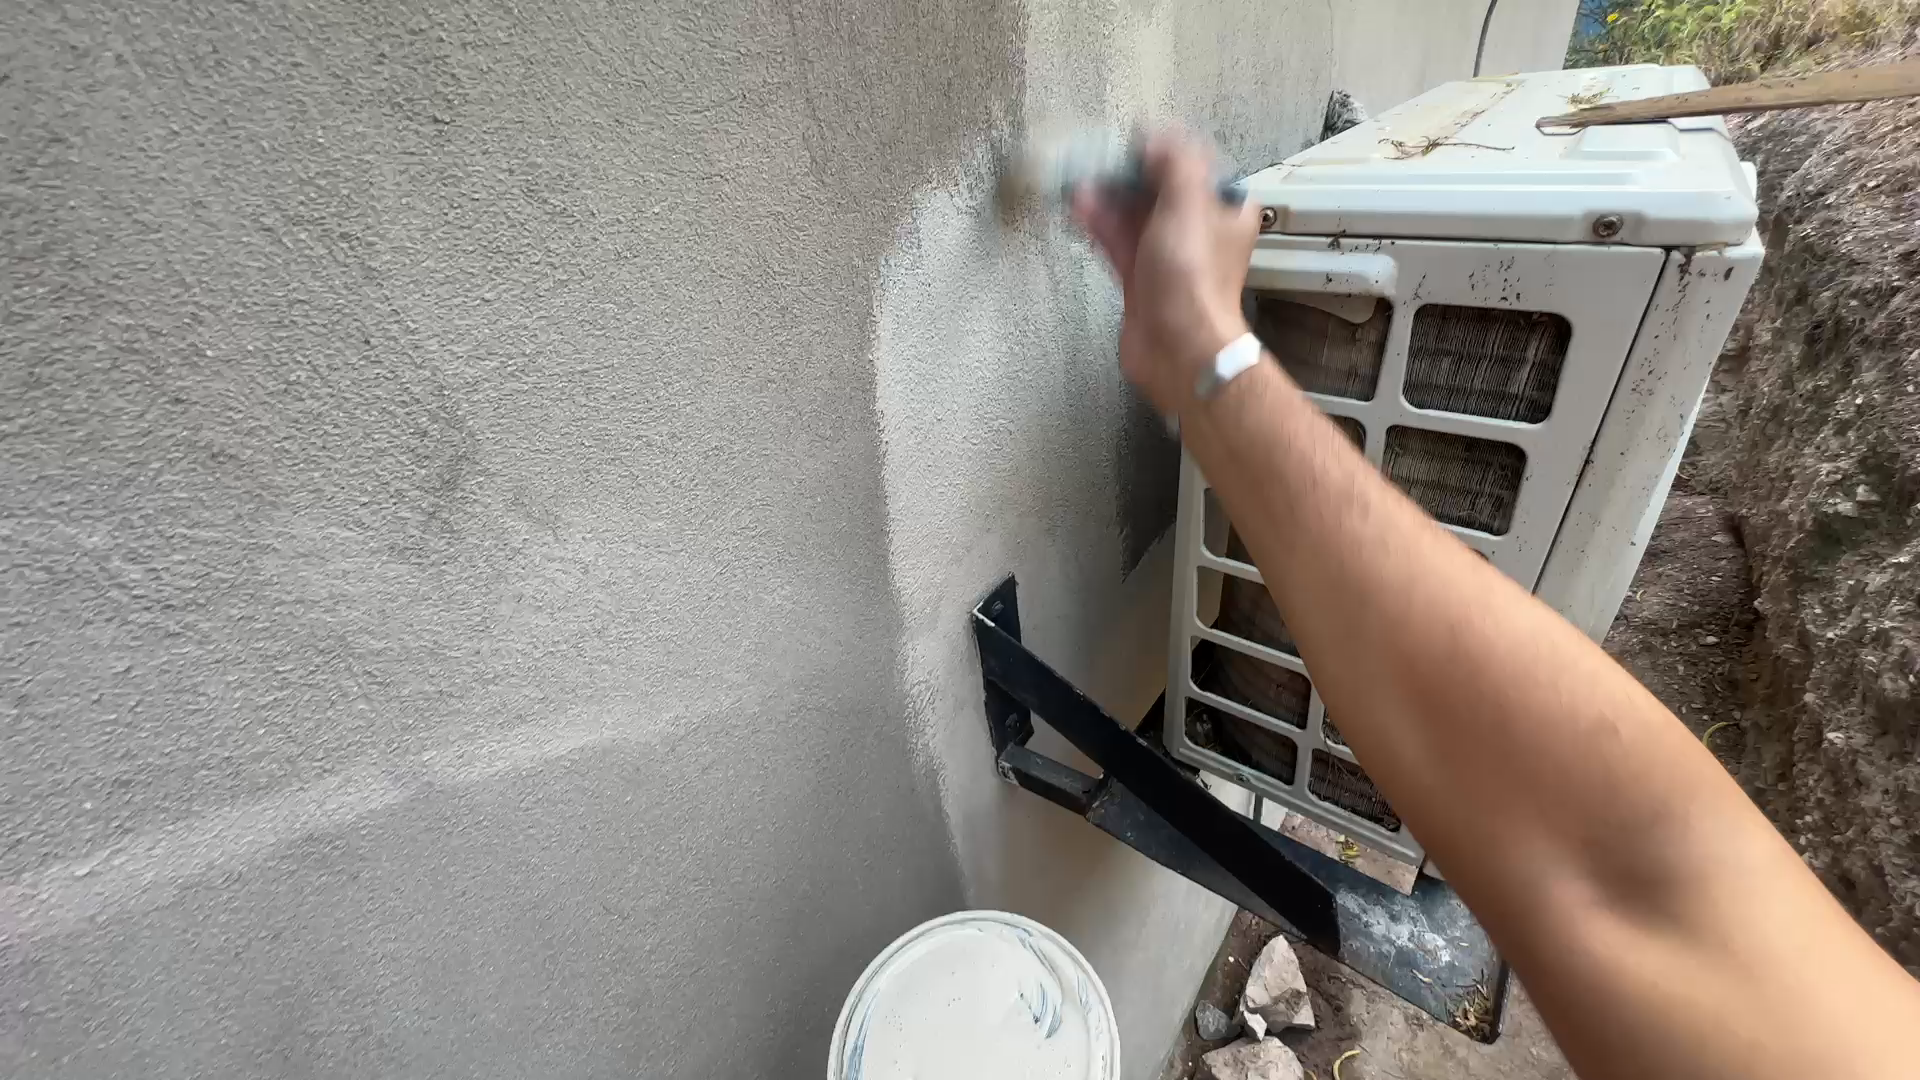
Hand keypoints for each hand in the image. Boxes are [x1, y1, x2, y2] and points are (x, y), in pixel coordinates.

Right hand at [1072, 132, 1263, 416]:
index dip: (1158, 150)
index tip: (1126, 141)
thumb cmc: (1191, 277)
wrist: (1177, 346)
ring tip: (1076, 182)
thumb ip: (1174, 162)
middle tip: (1092, 160)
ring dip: (1106, 199)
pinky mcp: (1139, 281)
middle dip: (1124, 174)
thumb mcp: (1190, 203)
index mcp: (1222, 208)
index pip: (1191, 165)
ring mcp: (1166, 258)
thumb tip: (1152, 141)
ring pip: (1134, 217)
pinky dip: (1100, 226)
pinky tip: (1078, 209)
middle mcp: (1197, 231)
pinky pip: (1118, 244)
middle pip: (1157, 190)